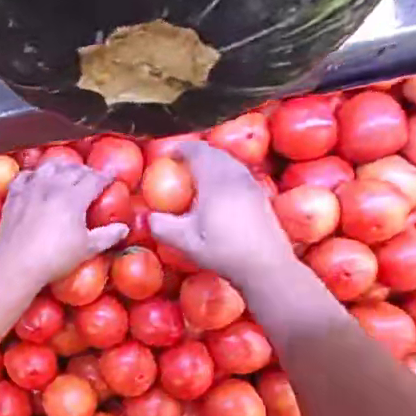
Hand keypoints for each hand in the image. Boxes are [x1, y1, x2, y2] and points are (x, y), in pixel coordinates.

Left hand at [0, 161, 129, 290]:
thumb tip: (123, 228)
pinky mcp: (14, 194)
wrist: (16, 264)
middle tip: (92, 177)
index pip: (95, 179)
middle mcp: (53, 185)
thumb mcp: (86, 249)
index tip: (112, 177)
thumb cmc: (55, 258)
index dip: (106, 177)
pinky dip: (35, 174)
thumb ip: (107, 236)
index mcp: (74, 197)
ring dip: (62, 167)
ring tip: (67, 172)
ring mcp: (31, 188)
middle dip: (86, 171)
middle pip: (74, 169)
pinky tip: (37, 179)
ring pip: (50, 166)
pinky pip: (25, 175)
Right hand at [148, 141, 297, 287]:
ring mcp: (252, 185)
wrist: (267, 266)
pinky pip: (240, 172)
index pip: (198, 152)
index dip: (182, 149)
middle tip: (183, 160)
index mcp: (215, 181)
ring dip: (213, 160)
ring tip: (200, 172)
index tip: (170, 153)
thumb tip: (149, 217)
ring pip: (230, 161)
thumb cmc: (224, 252)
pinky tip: (220, 190)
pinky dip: (226, 171)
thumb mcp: (186, 242)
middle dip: (197, 152)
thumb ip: (163, 227)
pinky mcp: (261, 196)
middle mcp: (236, 176)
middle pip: (215, 152)